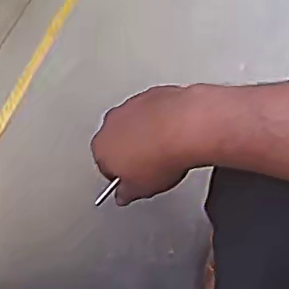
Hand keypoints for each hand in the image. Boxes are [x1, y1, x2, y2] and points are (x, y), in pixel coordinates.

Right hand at [92, 85, 203, 203]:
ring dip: (144, 133)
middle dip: (129, 151)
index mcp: (101, 147)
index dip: (121, 175)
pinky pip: (152, 109)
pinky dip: (160, 118)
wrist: (187, 127)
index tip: (133, 180)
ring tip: (165, 148)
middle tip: (149, 165)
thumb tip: (124, 193)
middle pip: (116, 140)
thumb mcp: (142, 189)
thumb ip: (127, 192)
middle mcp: (111, 123)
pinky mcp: (152, 94)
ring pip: (134, 122)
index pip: (104, 166)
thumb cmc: (161, 155)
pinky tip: (175, 132)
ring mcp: (131, 106)